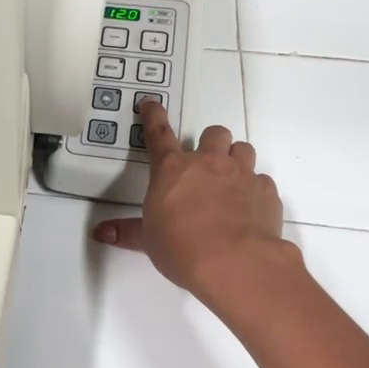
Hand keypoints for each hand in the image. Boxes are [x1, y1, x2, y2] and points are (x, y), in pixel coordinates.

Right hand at [93, 101, 293, 306]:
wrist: (233, 262)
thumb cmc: (181, 247)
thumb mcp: (148, 240)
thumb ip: (128, 232)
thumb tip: (102, 233)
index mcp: (173, 169)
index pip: (159, 134)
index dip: (153, 117)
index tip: (151, 105)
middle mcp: (209, 163)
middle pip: (214, 134)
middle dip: (210, 144)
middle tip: (204, 166)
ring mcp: (242, 174)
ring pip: (243, 149)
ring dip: (235, 160)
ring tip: (229, 182)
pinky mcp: (266, 192)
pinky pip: (261, 181)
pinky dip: (254, 190)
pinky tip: (248, 209)